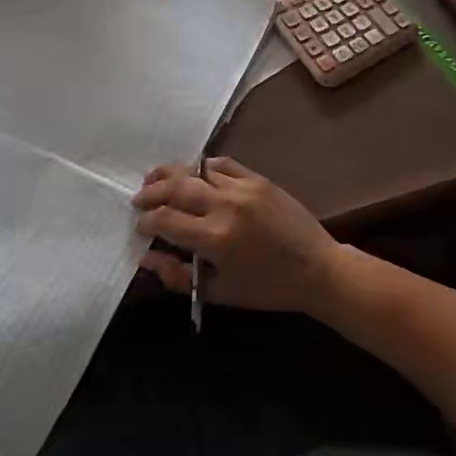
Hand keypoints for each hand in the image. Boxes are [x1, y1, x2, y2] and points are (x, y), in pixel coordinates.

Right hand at [132, 157, 340, 312]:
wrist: (316, 268)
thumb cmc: (266, 287)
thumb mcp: (219, 292)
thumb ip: (178, 276)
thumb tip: (146, 258)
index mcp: (214, 238)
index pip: (165, 220)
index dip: (146, 222)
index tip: (141, 227)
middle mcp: (225, 206)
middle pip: (175, 189)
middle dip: (151, 193)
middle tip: (139, 199)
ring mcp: (243, 188)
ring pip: (196, 171)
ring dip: (172, 174)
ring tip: (155, 179)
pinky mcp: (259, 179)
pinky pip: (223, 164)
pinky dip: (203, 166)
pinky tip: (193, 173)